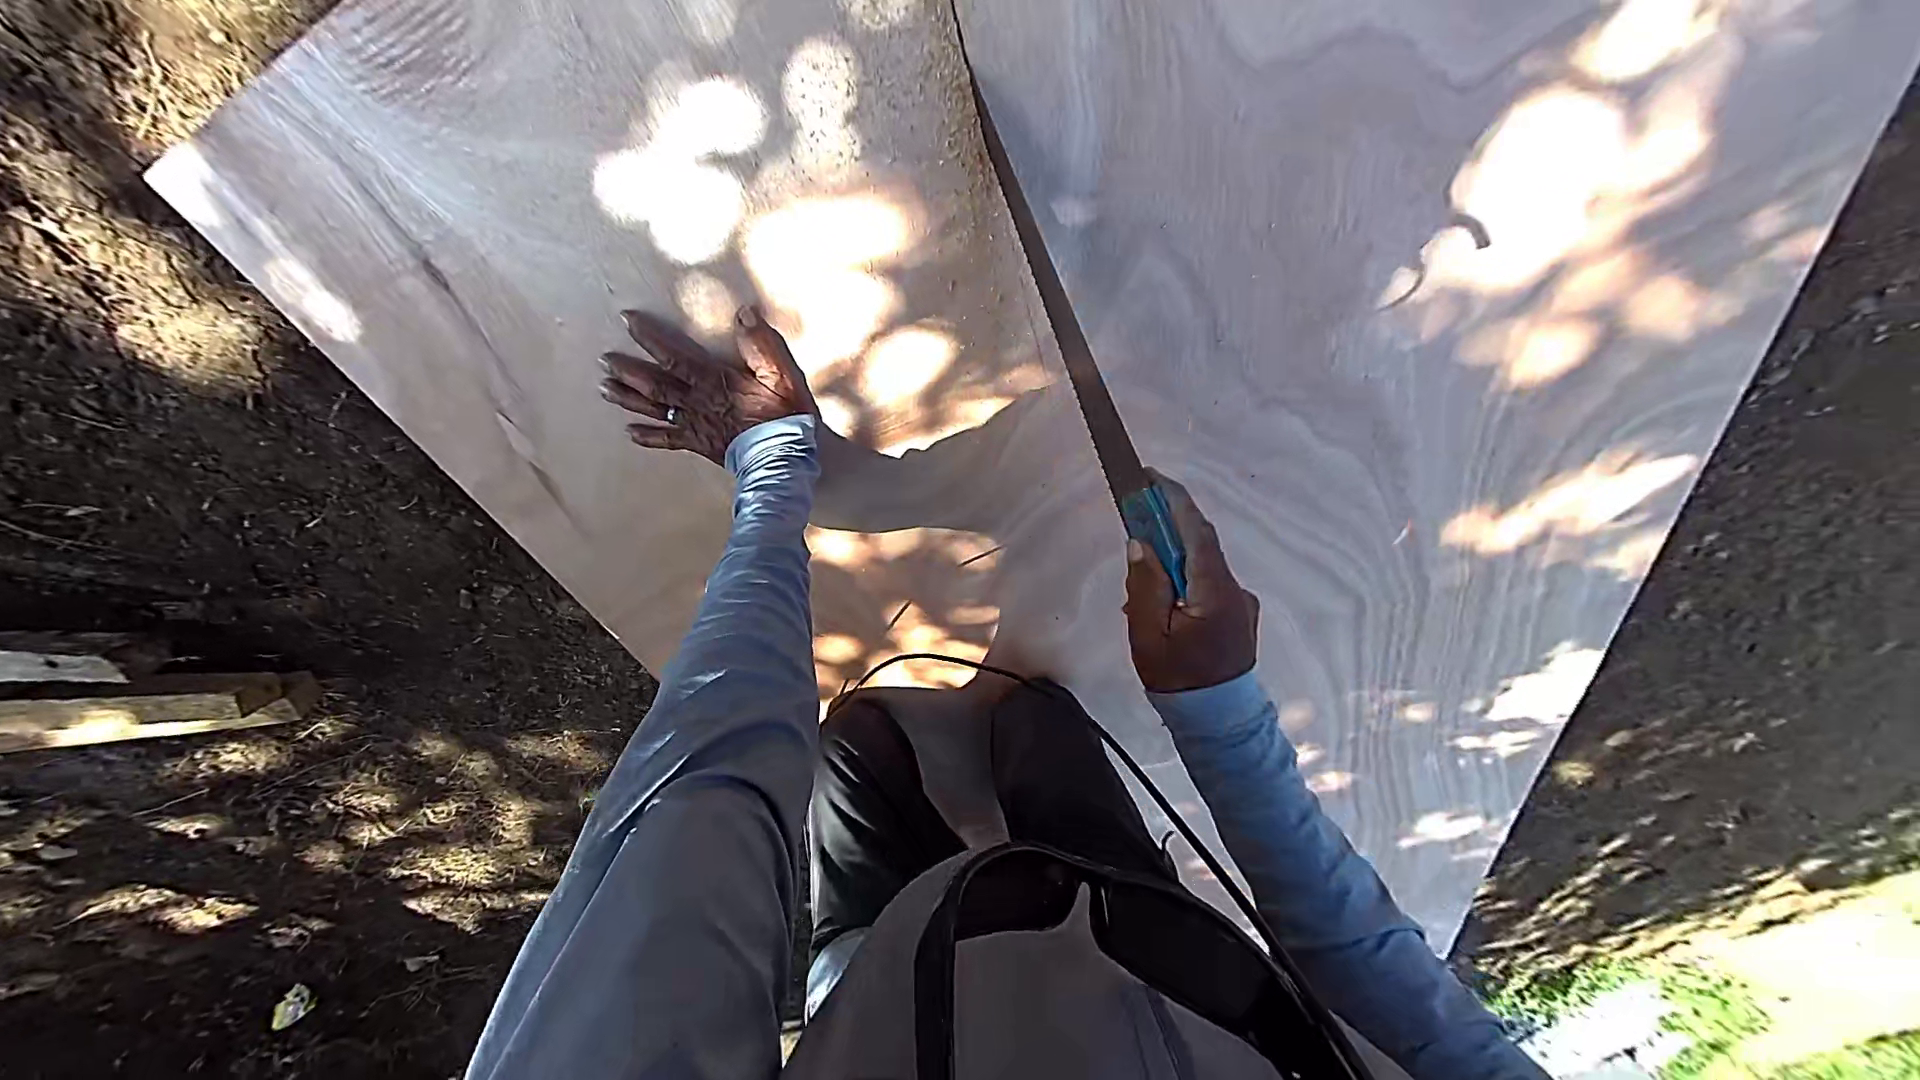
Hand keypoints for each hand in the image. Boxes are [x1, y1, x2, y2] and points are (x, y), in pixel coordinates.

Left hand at [600, 305, 817, 465]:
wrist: (780, 457)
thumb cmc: (782, 417)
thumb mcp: (780, 376)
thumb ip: (760, 345)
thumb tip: (744, 313)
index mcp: (713, 381)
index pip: (673, 356)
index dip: (649, 338)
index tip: (627, 322)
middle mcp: (697, 401)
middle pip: (655, 384)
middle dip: (629, 371)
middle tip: (605, 361)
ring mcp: (695, 425)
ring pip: (655, 409)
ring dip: (628, 398)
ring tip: (606, 389)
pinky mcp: (699, 444)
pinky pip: (668, 440)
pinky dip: (648, 436)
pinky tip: (630, 432)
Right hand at [1123, 471, 1260, 692]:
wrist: (1218, 724)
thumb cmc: (1178, 680)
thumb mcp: (1149, 635)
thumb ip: (1145, 586)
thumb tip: (1140, 543)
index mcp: (1215, 592)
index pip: (1195, 531)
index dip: (1173, 499)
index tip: (1151, 476)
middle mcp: (1236, 590)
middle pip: (1200, 543)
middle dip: (1168, 525)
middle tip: (1136, 517)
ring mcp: (1241, 603)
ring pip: (1202, 565)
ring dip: (1172, 560)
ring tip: (1140, 590)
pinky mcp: (1239, 615)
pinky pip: (1207, 584)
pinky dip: (1183, 580)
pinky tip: (1162, 604)